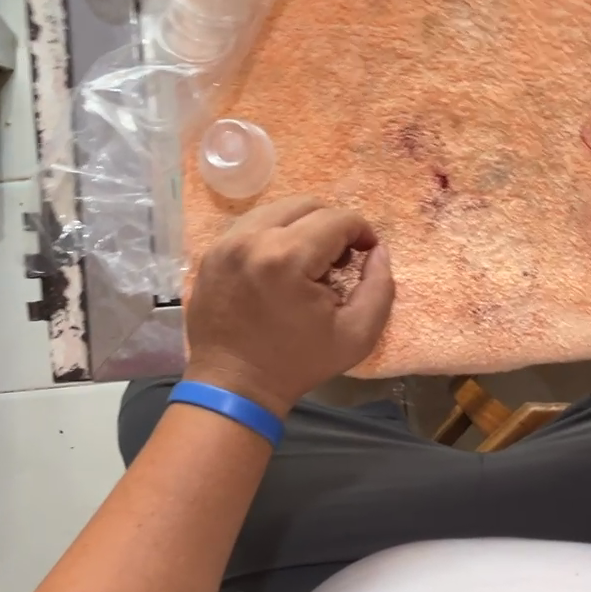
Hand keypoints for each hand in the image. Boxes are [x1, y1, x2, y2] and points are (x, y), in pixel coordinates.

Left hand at [183, 197, 395, 417]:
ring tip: (307, 264)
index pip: (337, 220)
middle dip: (331, 226)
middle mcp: (251, 239)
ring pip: (276, 210)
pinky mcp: (210, 253)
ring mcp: (225, 244)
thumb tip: (378, 250)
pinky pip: (251, 226)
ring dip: (301, 228)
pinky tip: (279, 269)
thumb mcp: (357, 334)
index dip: (361, 232)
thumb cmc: (298, 364)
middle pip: (306, 205)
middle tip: (338, 260)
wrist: (233, 386)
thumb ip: (379, 287)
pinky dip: (272, 237)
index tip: (366, 254)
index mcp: (287, 257)